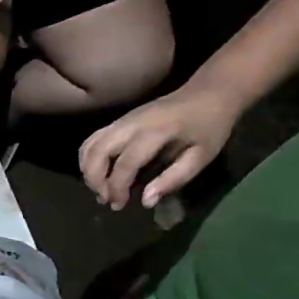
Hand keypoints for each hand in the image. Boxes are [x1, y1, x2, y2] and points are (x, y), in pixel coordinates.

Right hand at [78, 82, 244, 208]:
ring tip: (100, 188)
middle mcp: (132, 124)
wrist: (210, 92)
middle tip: (105, 199)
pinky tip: (99, 173)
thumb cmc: (210, 126)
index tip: (119, 206)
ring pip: (89, 146)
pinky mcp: (118, 121)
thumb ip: (173, 179)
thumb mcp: (201, 156)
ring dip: (88, 171)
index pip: (124, 164)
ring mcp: (122, 120)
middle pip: (97, 152)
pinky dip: (88, 159)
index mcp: (155, 132)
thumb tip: (145, 201)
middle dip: (95, 180)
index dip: (117, 188)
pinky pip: (92, 140)